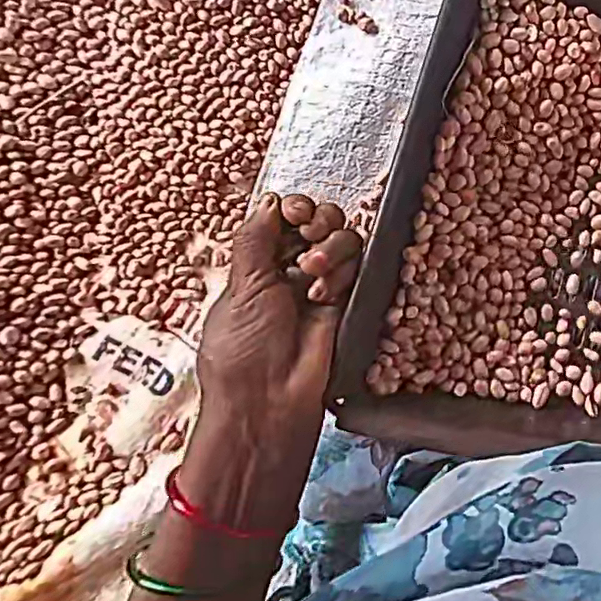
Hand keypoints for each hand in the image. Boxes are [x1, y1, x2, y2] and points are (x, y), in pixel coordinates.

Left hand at [184, 192, 362, 527]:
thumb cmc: (243, 351)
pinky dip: (342, 272)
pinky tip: (323, 293)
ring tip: (312, 272)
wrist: (271, 399)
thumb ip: (257, 238)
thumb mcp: (241, 287)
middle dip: (317, 222)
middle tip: (308, 233)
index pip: (285, 219)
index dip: (294, 209)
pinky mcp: (349, 299)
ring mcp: (323, 284)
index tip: (294, 212)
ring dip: (330, 249)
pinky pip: (358, 266)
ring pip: (344, 240)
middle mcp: (293, 270)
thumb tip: (271, 200)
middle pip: (320, 223)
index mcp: (260, 265)